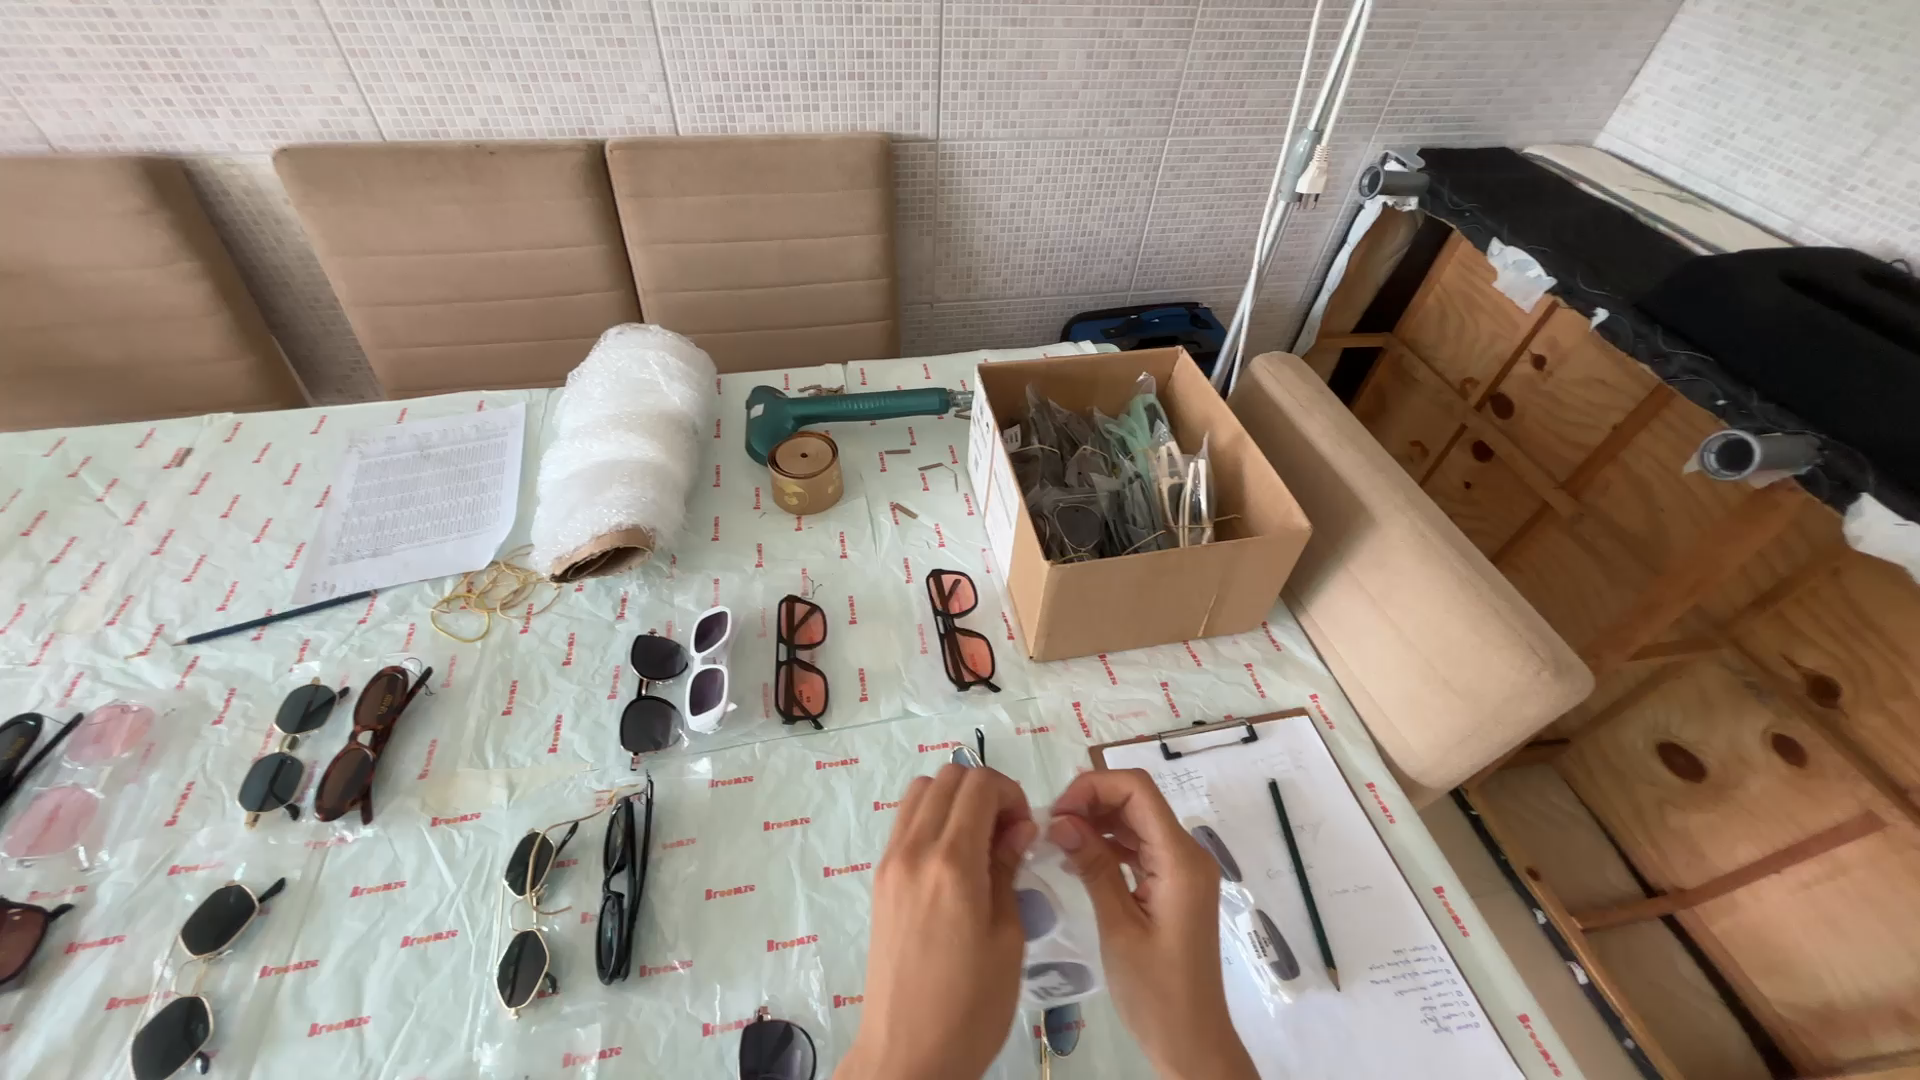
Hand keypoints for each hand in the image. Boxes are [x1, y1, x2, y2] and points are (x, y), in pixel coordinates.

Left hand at [837, 764, 1037, 1079]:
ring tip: (978, 841)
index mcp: (952, 862)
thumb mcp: (1008, 936)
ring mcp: (890, 861)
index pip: (980, 784)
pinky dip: (932, 818)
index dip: (1010, 793)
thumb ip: (1008, 868)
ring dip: (954, 799)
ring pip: (921, 790)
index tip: (1024, 828)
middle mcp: (914, 849)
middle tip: (1006, 832)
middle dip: (985, 790)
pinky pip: (905, 820)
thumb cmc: (971, 1004)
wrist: (908, 1053)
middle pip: (949, 776)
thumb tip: (1017, 827)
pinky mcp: (879, 878)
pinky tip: (952, 859)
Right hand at [1048, 769, 1258, 1079]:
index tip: (1057, 812)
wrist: (1192, 1042)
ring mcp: (1183, 868)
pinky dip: (1109, 842)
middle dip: (1091, 801)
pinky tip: (1077, 857)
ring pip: (1136, 819)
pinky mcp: (1174, 883)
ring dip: (1097, 820)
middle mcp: (1187, 853)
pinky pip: (1140, 845)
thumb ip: (1093, 865)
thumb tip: (1061, 819)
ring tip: (1058, 840)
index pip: (1137, 789)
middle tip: (1051, 826)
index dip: (1093, 787)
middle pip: (1136, 799)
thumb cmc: (1155, 992)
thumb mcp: (1117, 926)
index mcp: (1180, 859)